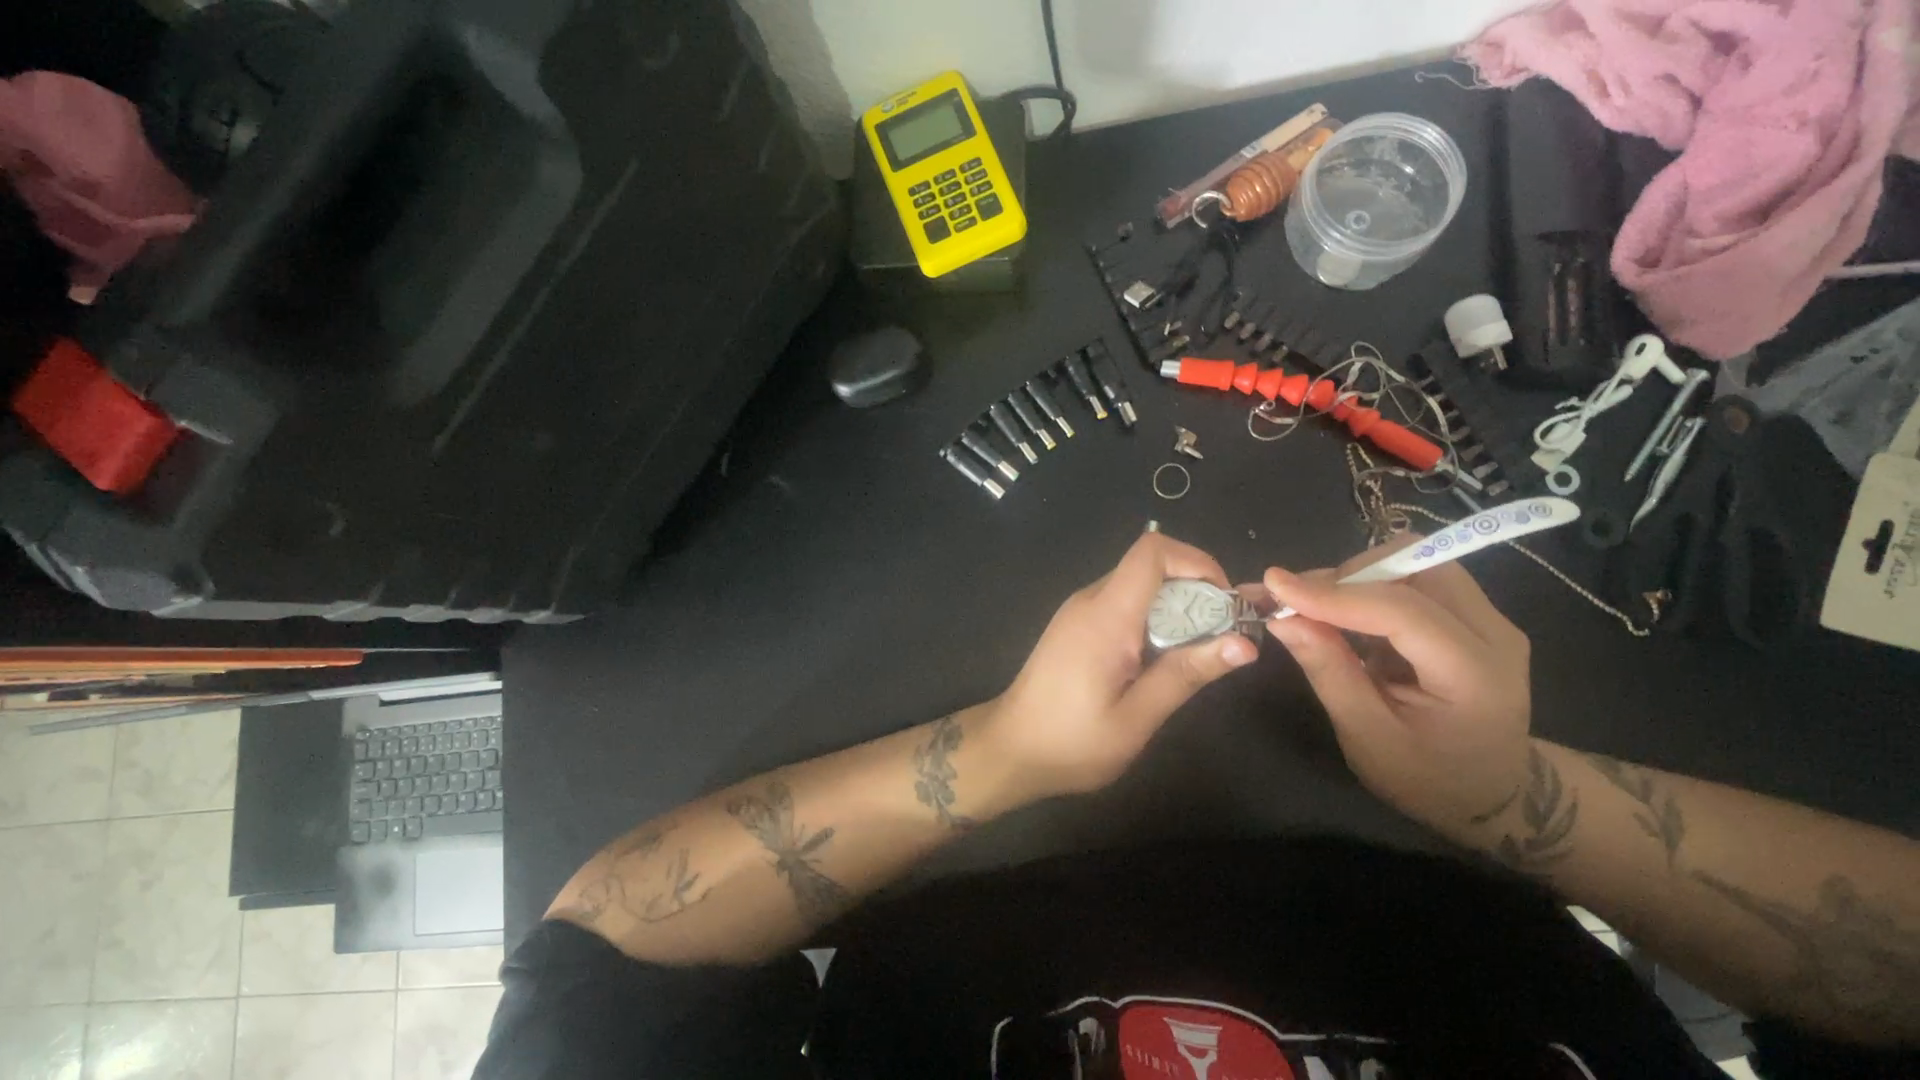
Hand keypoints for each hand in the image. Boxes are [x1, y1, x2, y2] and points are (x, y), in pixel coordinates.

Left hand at [981, 531, 1257, 801]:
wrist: (1009, 751)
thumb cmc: (1071, 742)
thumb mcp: (1136, 718)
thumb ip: (1186, 674)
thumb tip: (1244, 644)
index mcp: (1106, 616)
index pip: (1152, 551)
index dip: (1197, 562)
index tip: (1223, 604)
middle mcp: (1090, 601)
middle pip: (1150, 566)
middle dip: (1195, 591)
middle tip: (1221, 638)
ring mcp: (1079, 612)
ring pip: (1138, 586)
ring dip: (1175, 608)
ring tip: (1196, 654)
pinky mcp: (1076, 626)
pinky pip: (1122, 604)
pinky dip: (1152, 620)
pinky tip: (1160, 662)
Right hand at [1262, 535, 1532, 833]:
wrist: (1491, 793)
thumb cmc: (1426, 778)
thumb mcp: (1367, 737)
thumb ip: (1329, 671)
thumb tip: (1282, 618)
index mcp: (1475, 675)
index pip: (1401, 610)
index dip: (1333, 594)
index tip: (1274, 586)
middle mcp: (1494, 633)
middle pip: (1414, 566)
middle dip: (1347, 576)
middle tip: (1299, 604)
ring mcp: (1490, 618)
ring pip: (1415, 561)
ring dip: (1359, 578)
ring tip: (1322, 612)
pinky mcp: (1475, 614)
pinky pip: (1416, 577)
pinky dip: (1373, 587)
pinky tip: (1350, 621)